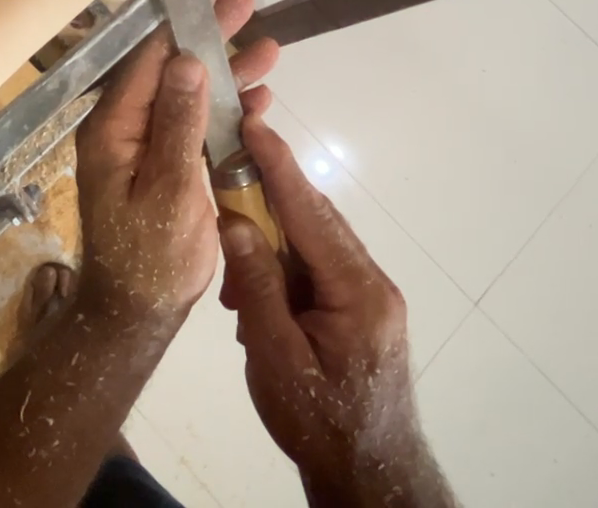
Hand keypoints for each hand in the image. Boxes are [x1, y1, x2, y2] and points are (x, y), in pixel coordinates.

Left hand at [75, 0, 278, 331]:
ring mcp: (144, 146)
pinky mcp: (163, 165)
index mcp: (113, 128)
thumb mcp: (168, 190)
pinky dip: (225, 114)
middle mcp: (125, 128)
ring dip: (226, 76)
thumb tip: (186, 61)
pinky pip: (194, 128)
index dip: (187, 27)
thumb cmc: (150, 257)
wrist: (137, 311)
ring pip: (188, 97)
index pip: (151, 62)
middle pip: (171, 72)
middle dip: (211, 41)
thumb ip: (177, 124)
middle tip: (249, 4)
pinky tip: (257, 101)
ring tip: (269, 50)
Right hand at [218, 119, 454, 507]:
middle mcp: (370, 281)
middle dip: (270, 187)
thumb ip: (256, 285)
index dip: (279, 166)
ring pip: (313, 239)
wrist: (369, 476)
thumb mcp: (276, 357)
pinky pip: (314, 264)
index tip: (253, 125)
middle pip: (315, 217)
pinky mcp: (359, 309)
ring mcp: (368, 295)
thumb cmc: (318, 420)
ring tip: (230, 234)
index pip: (310, 212)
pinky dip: (280, 260)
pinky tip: (251, 284)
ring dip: (270, 230)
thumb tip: (233, 220)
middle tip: (227, 159)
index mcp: (357, 290)